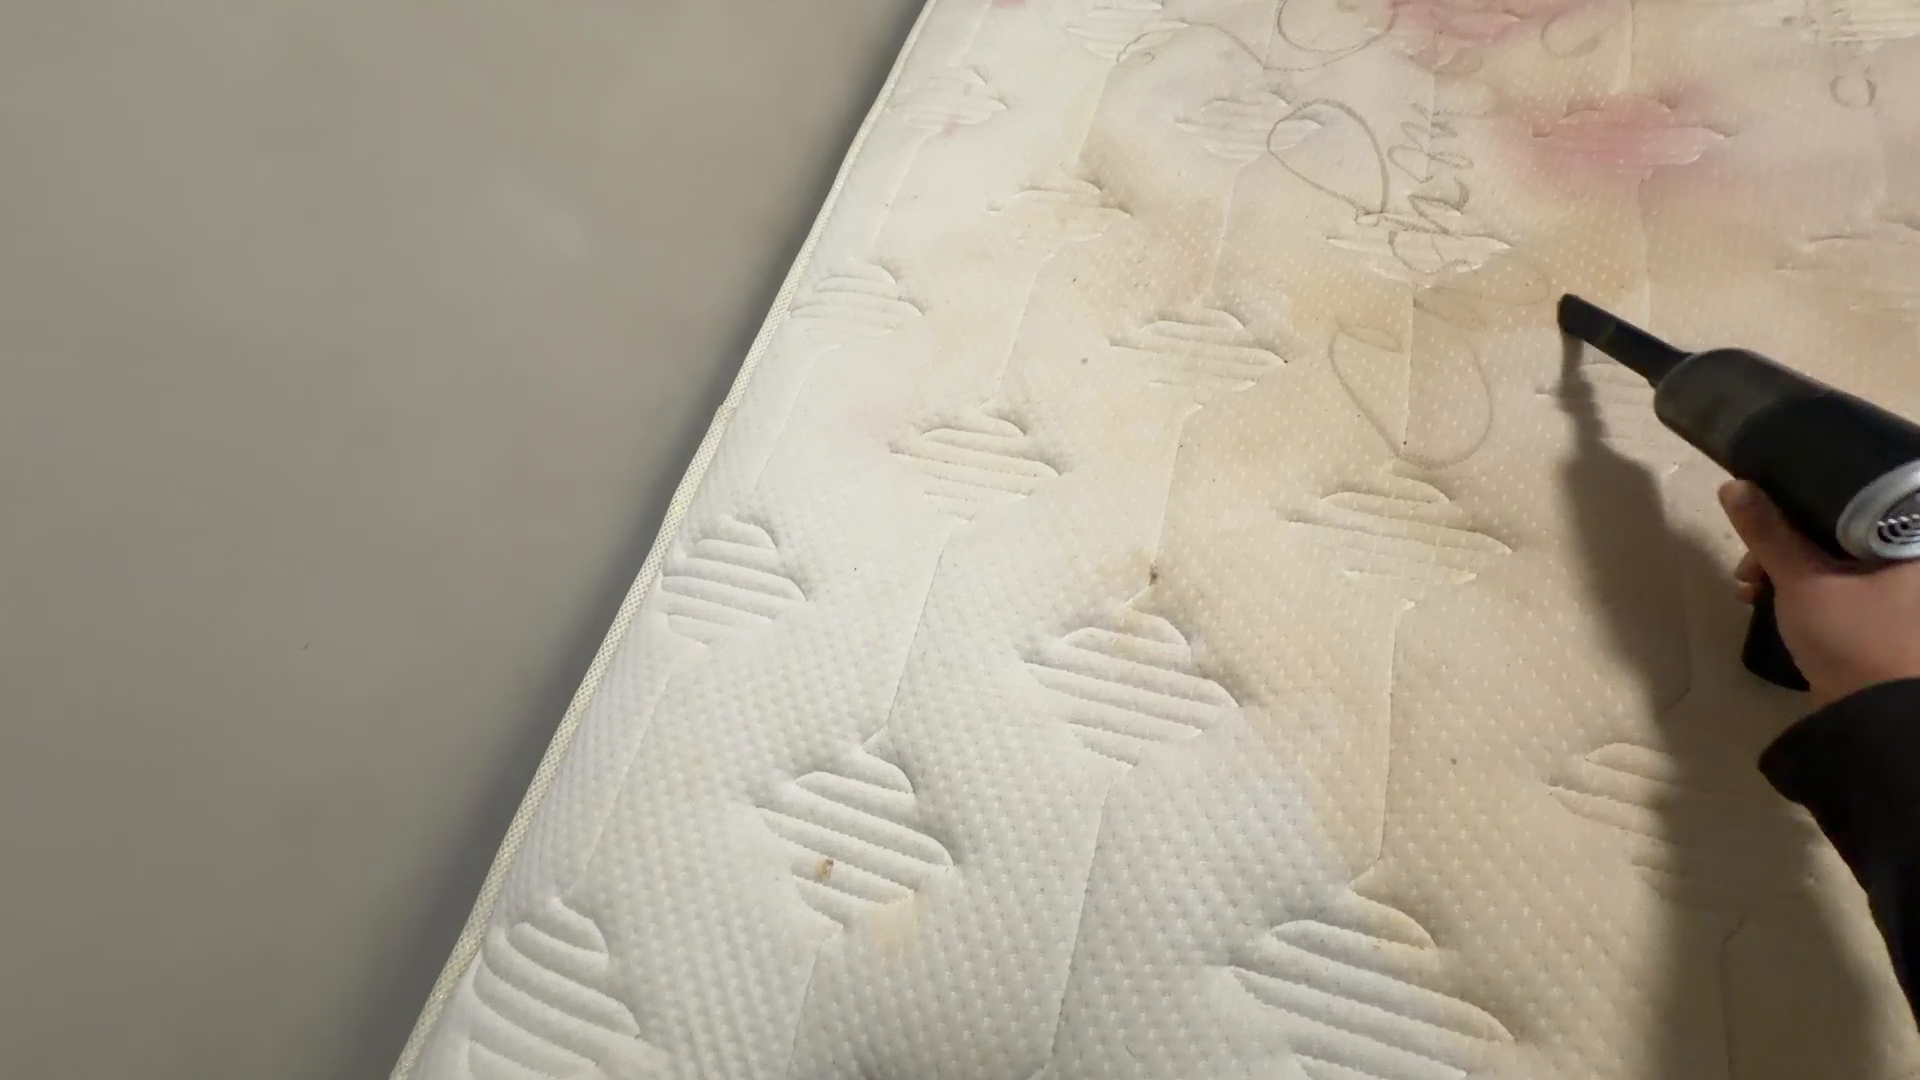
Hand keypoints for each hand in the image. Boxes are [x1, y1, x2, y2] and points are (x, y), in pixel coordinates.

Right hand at [1721, 480, 1919, 703]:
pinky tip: (1774, 599)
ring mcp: (1911, 589)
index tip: (1765, 520)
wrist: (1887, 709)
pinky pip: (1851, 580)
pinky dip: (1812, 585)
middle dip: (1787, 544)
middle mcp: (1916, 560)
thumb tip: (1736, 486)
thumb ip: (1769, 533)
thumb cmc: (1857, 636)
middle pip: (1845, 531)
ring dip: (1791, 566)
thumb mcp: (1802, 580)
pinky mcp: (1899, 612)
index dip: (1803, 505)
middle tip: (1749, 567)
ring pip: (1842, 557)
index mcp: (1914, 542)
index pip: (1860, 501)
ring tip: (1751, 588)